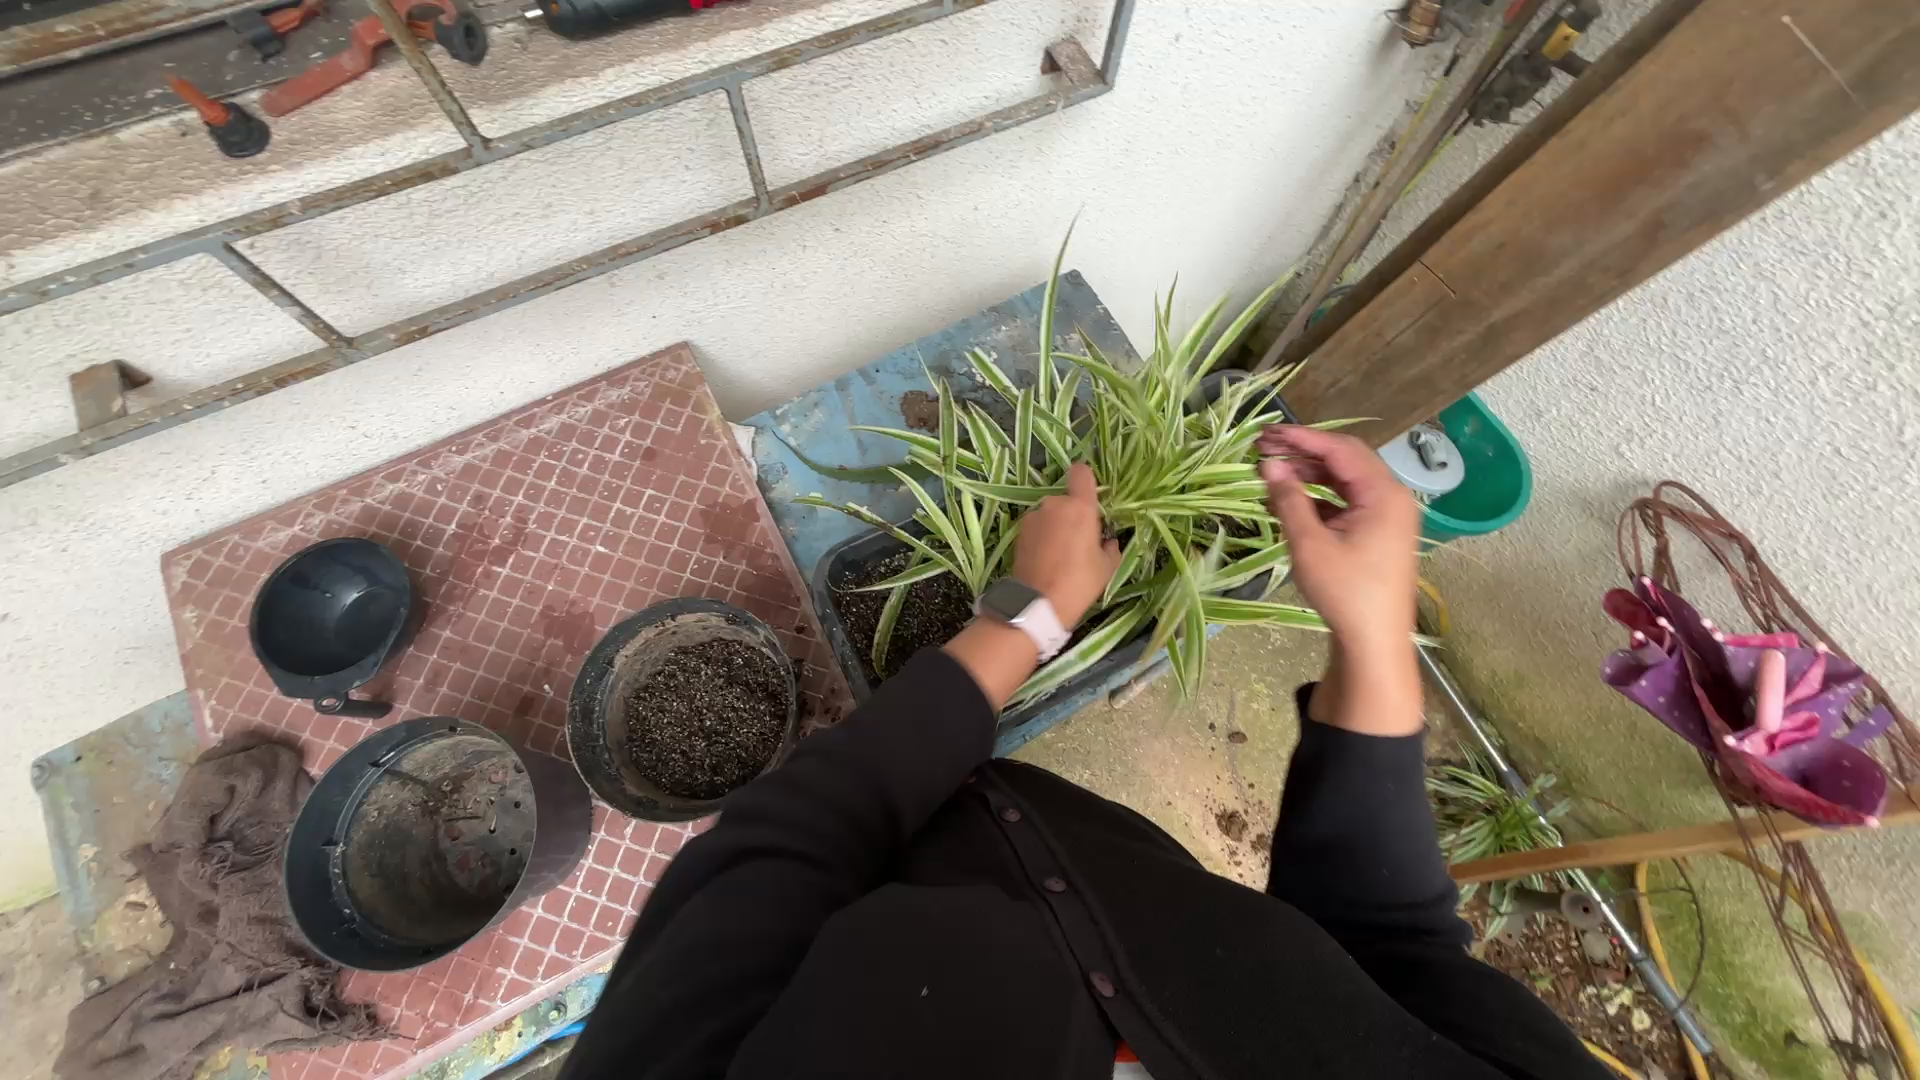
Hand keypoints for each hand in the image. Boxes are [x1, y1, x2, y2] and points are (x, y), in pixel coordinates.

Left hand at [1011, 463, 1121, 626]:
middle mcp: (1054, 505)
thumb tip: (1108, 541)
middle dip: (1073, 515)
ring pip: (1050, 514)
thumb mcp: (1107, 567)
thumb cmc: (1079, 583)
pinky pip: (1037, 527)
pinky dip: (1042, 536)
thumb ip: (1111, 547)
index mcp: (1080, 507)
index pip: (1081, 473)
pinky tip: (1046, 558)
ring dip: (1056, 526)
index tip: (1091, 498)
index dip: (1086, 481)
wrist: (1038, 604)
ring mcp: (1033, 517)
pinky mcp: (1019, 532)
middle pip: (1066, 499)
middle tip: (1079, 541)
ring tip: (1060, 554)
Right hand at [1255, 426, 1420, 650]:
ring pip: (1344, 480)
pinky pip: (1346, 501)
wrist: (1373, 638)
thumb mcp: (1310, 544)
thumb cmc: (1345, 591)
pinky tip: (1290, 498)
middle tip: (1264, 447)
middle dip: (1303, 451)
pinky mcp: (1376, 532)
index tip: (1267, 433)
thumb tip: (1268, 466)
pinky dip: (1318, 495)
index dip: (1302, 439)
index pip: (1340, 451)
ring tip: (1272, 471)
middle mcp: (1391, 497)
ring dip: (1309, 473)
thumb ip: (1289, 500)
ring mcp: (1386, 515)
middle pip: (1344, 460)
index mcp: (1383, 494)